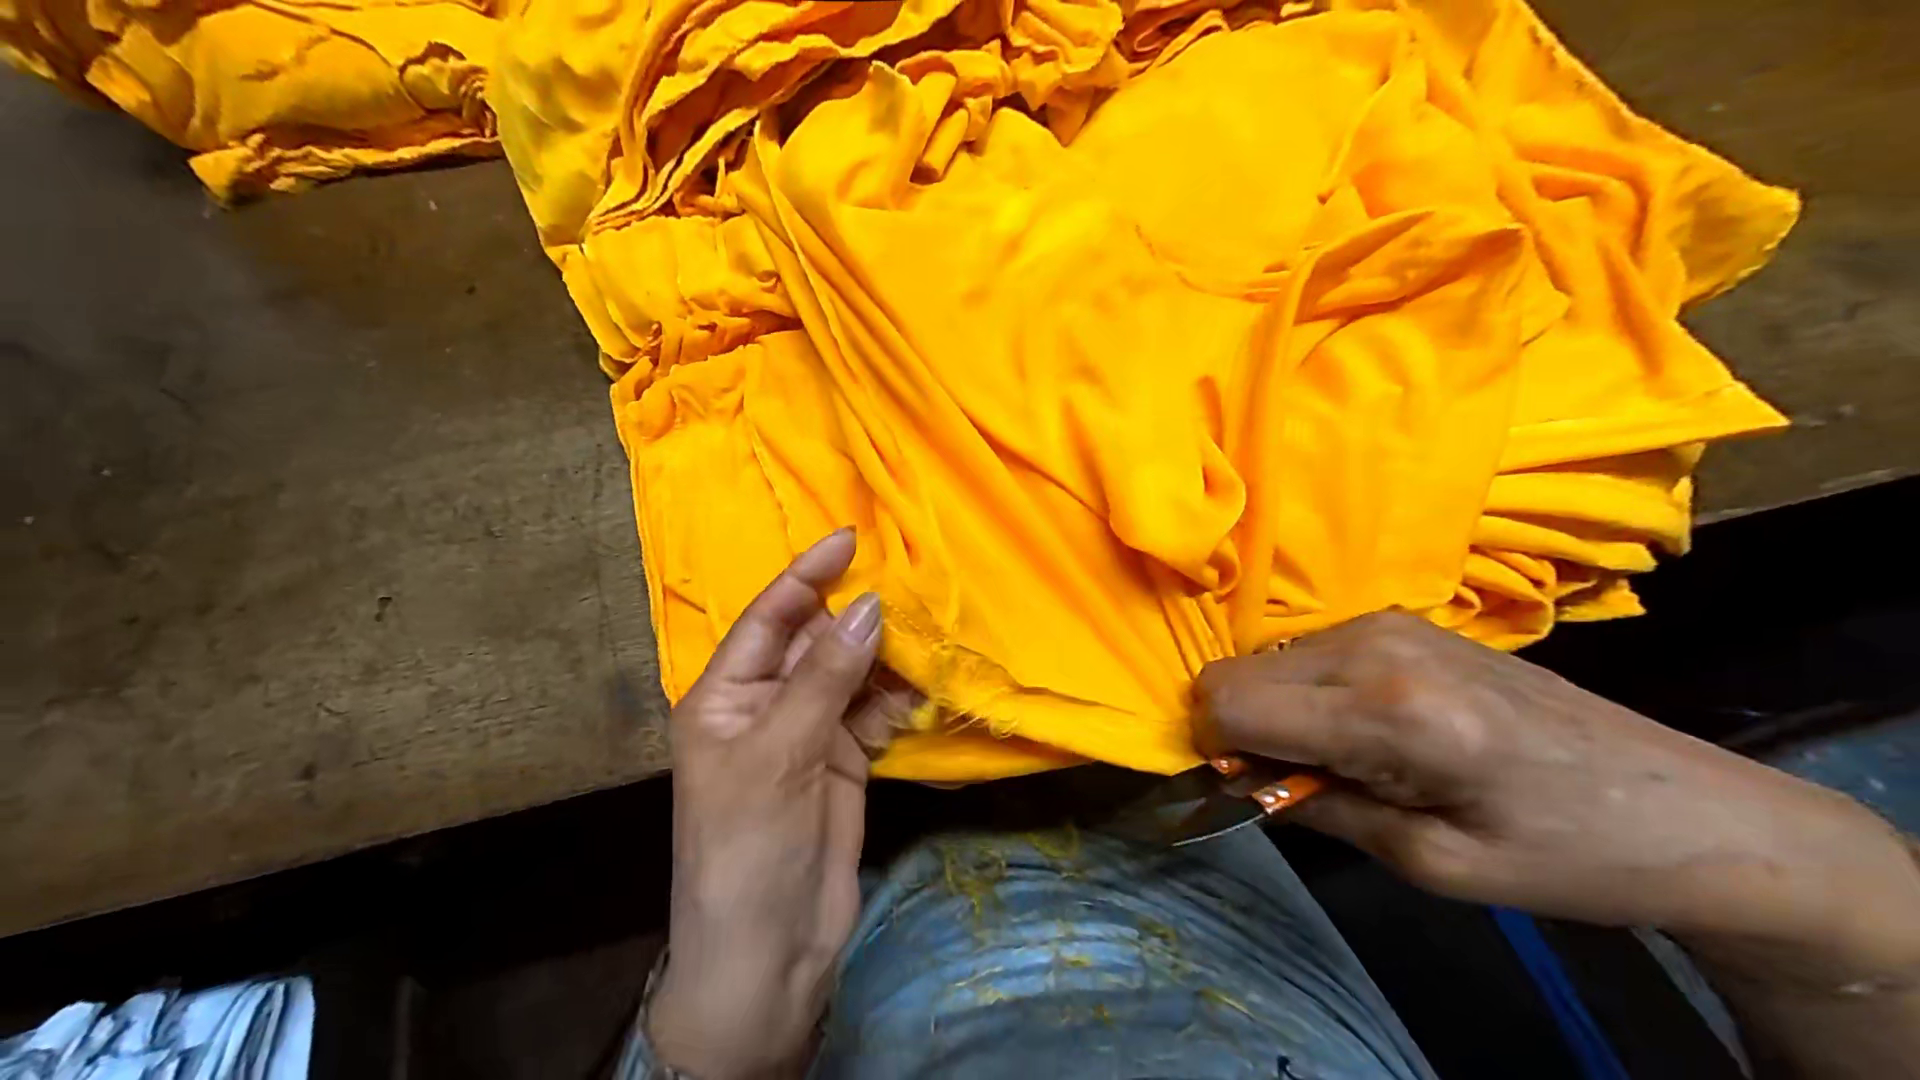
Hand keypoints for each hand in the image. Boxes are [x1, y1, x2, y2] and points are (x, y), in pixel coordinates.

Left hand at [649, 529, 909, 1078]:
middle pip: (816, 642)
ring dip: (884, 655)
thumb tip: (869, 605)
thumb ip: (825, 677)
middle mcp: (766, 704)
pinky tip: (922, 684)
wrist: (769, 953)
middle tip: (908, 584)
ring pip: (851, 674)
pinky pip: (873, 712)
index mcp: (725, 696)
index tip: (848, 538)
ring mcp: (808, 732)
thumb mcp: (779, 754)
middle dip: (857, 615)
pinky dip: (897, 697)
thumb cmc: (747, 847)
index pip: (769, 619)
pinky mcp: (843, 760)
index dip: (806, 576)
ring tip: (924, 629)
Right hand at [1194, 612, 1919, 986]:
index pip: (1230, 702)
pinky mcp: (1395, 618)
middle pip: (1232, 673)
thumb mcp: (1428, 861)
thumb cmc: (1563, 853)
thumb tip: (1234, 778)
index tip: (1248, 788)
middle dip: (1239, 729)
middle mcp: (1371, 643)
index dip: (1215, 747)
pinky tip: (1365, 725)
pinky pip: (1301, 651)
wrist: (1691, 806)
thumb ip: (1314, 807)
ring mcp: (1383, 621)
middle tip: (1298, 779)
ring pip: (1261, 659)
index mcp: (1387, 710)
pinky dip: (1303, 692)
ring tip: (1344, 756)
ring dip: (1274, 710)